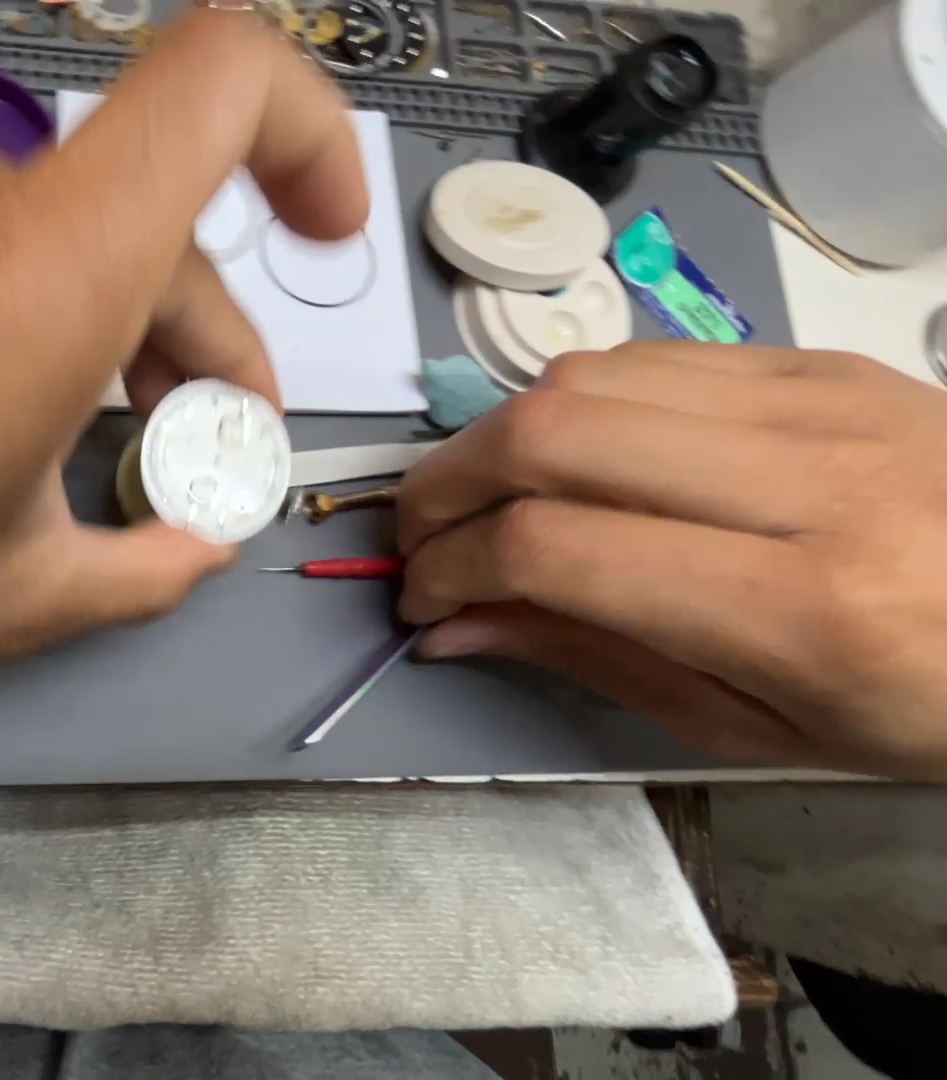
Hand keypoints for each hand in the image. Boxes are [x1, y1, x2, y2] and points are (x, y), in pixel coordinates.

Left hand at [0, 12, 367, 689]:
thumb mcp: (12, 597)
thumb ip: (143, 568)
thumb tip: (196, 548)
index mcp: (45, 269)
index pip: (223, 80)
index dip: (306, 133)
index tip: (321, 230)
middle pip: (152, 217)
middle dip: (197, 336)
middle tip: (195, 446)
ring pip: (68, 233)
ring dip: (115, 330)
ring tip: (101, 444)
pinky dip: (33, 311)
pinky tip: (6, 410)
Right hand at [396, 342, 946, 777]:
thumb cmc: (931, 704)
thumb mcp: (750, 726)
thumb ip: (584, 659)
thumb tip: (448, 627)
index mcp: (801, 611)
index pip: (548, 548)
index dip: (448, 568)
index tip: (421, 599)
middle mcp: (812, 485)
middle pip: (543, 436)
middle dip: (440, 485)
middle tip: (421, 535)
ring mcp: (821, 403)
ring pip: (576, 381)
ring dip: (489, 441)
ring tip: (483, 496)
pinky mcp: (818, 363)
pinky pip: (634, 357)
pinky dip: (560, 405)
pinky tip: (565, 457)